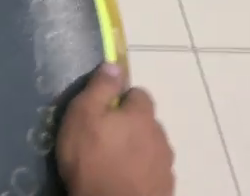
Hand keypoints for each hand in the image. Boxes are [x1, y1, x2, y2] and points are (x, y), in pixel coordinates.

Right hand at [57, 63, 174, 195]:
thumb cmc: (91, 157)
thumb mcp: (84, 114)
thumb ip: (101, 88)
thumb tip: (114, 65)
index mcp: (142, 116)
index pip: (139, 93)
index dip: (120, 97)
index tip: (103, 108)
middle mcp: (160, 137)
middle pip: (147, 121)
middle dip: (130, 122)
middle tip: (105, 133)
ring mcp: (166, 166)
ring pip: (151, 145)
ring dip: (137, 146)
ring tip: (113, 157)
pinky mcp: (165, 188)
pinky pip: (153, 168)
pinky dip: (141, 168)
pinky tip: (124, 175)